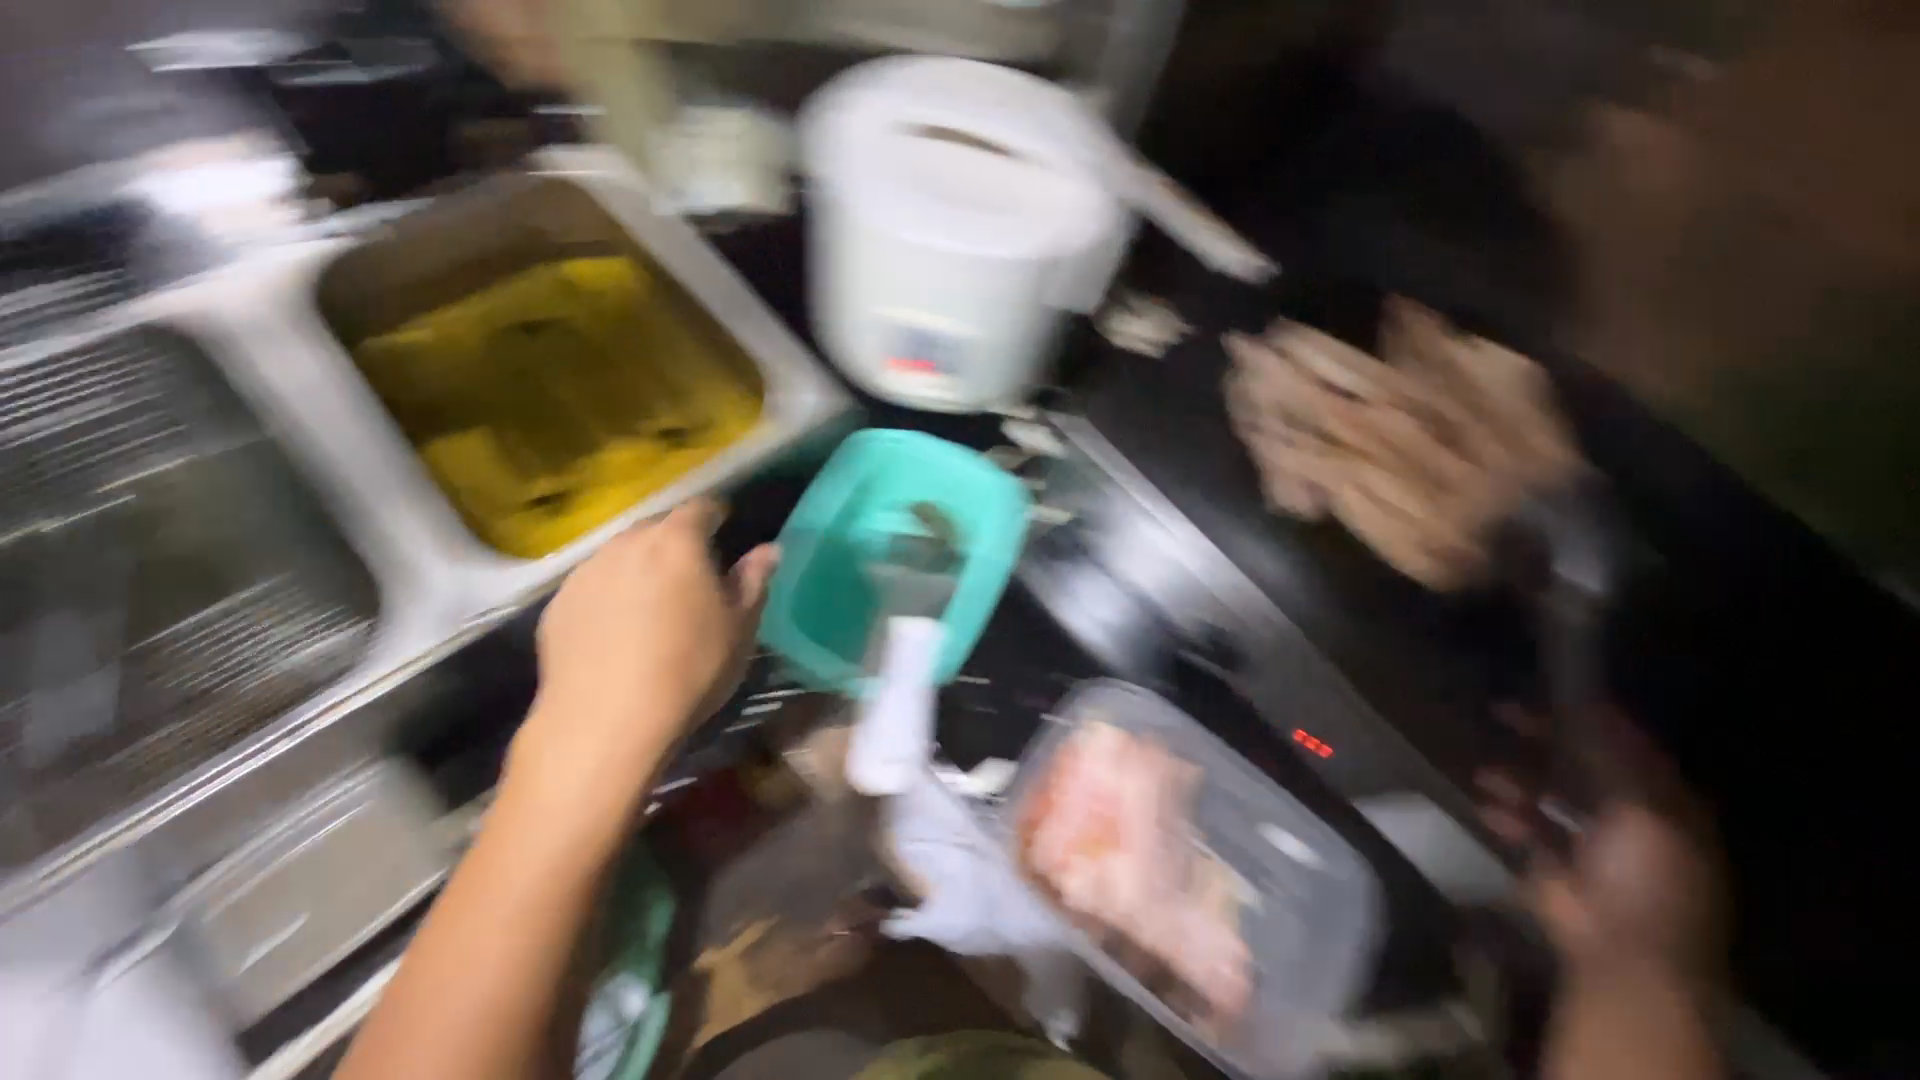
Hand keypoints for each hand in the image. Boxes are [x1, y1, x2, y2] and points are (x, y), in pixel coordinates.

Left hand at [508, 497, 777, 816]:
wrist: (606, 721)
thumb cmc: (690, 669)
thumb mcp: (739, 628)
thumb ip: (753, 581)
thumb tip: (768, 550)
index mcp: (678, 541)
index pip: (700, 508)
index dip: (716, 514)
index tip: (725, 525)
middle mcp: (627, 544)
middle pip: (656, 528)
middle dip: (675, 541)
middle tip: (692, 571)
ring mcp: (586, 573)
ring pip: (620, 556)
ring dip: (639, 567)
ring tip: (653, 602)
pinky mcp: (557, 606)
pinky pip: (593, 587)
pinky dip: (609, 596)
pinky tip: (617, 631)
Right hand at [1478, 708, 1726, 985]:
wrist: (1625, 951)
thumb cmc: (1647, 876)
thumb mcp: (1642, 809)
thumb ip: (1614, 756)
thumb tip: (1591, 704)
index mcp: (1663, 801)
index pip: (1626, 746)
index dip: (1589, 718)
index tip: (1549, 692)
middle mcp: (1629, 815)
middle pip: (1581, 764)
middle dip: (1542, 741)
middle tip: (1501, 714)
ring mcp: (1591, 840)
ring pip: (1547, 793)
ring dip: (1517, 780)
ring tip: (1486, 776)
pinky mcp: (1555, 863)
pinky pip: (1526, 826)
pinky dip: (1507, 816)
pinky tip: (1488, 810)